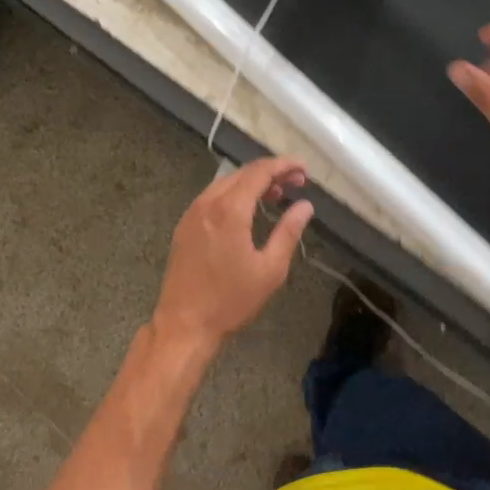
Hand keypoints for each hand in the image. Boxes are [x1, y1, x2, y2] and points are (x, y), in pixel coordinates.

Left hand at [151, 158, 314, 350]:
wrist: (184, 324)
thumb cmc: (231, 300)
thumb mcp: (270, 270)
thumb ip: (288, 232)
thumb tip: (305, 206)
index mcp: (229, 210)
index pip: (259, 172)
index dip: (283, 165)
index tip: (303, 169)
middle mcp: (207, 203)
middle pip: (242, 173)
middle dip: (270, 173)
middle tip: (295, 183)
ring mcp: (192, 213)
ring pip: (225, 183)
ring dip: (251, 183)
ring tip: (275, 195)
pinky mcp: (184, 225)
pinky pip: (212, 197)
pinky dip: (233, 194)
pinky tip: (246, 211)